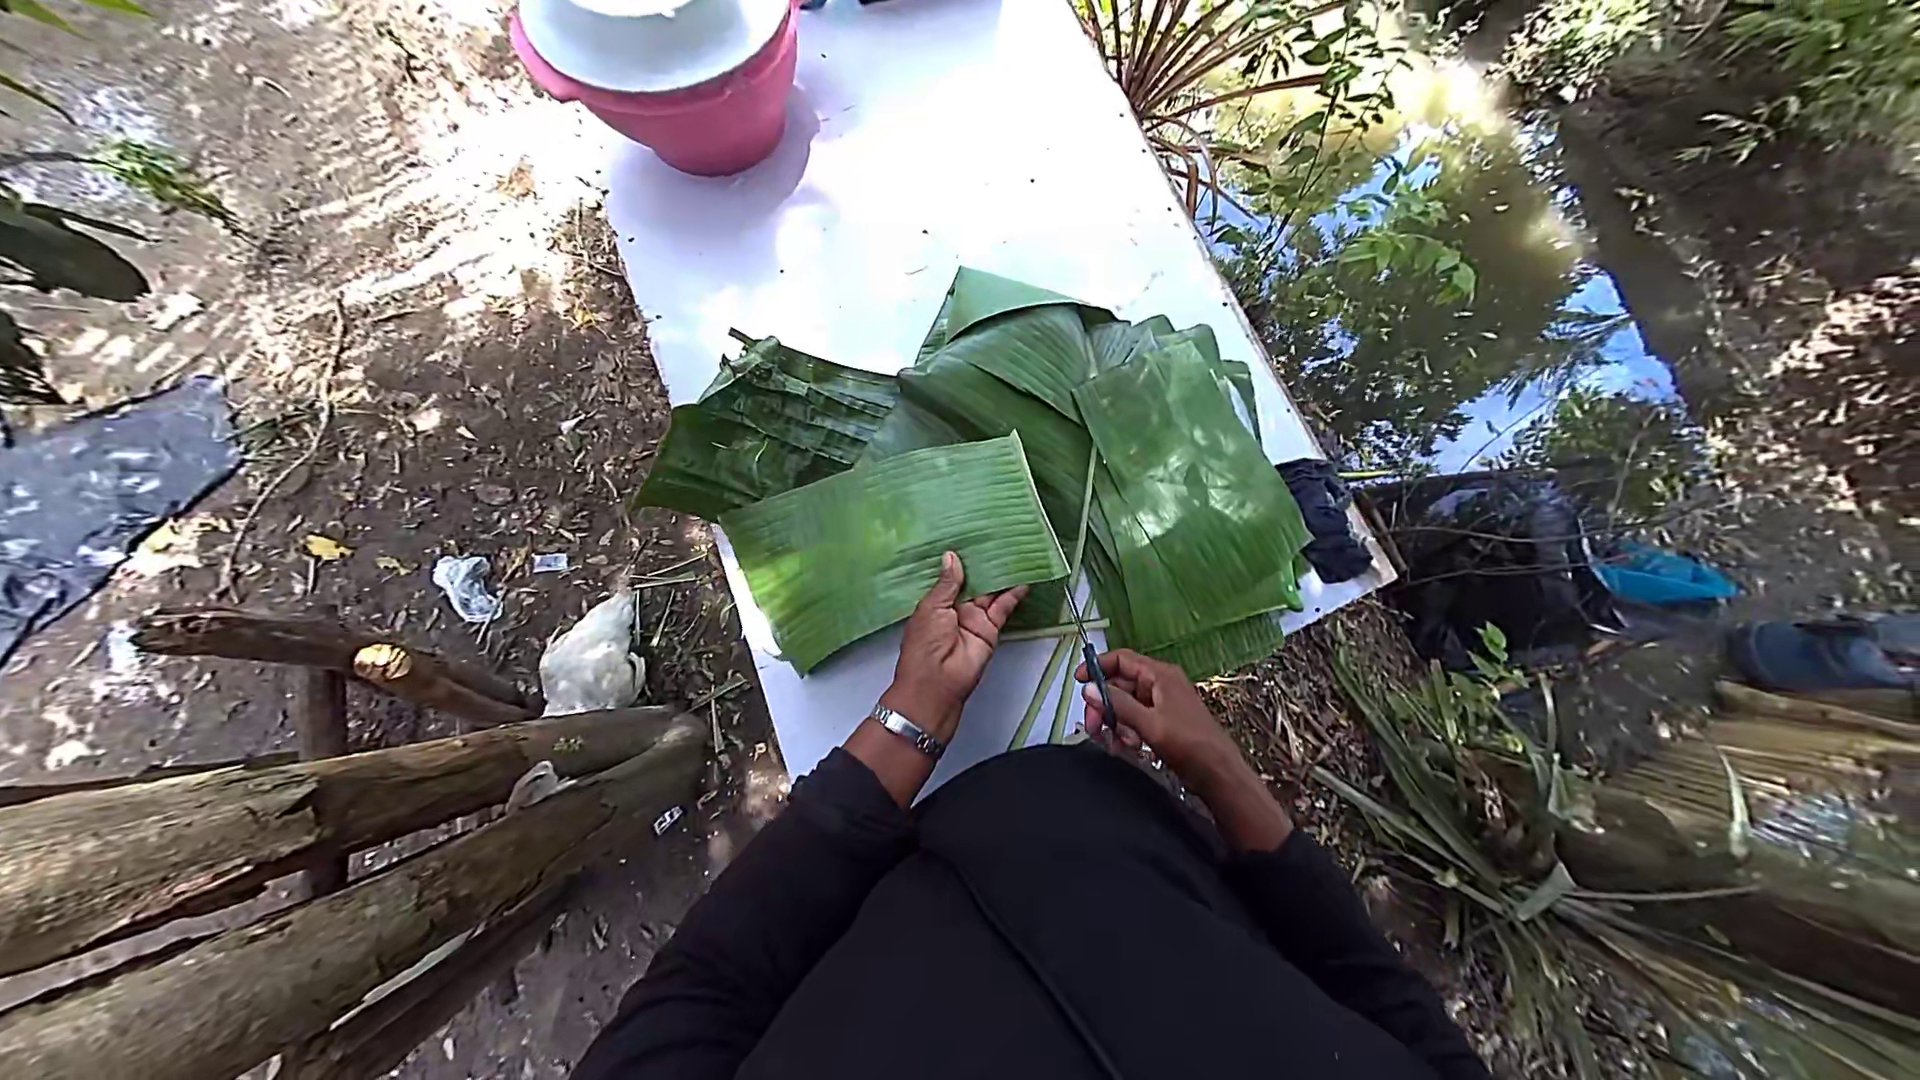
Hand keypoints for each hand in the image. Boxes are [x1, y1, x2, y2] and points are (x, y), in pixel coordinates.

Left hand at [881, 551, 1027, 741]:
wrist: (936, 683)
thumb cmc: (924, 645)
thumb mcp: (932, 607)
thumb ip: (947, 583)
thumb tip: (951, 557)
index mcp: (936, 602)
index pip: (951, 578)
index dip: (961, 562)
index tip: (970, 541)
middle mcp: (956, 609)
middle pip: (974, 583)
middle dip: (984, 566)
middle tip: (996, 542)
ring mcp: (974, 619)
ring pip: (991, 593)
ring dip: (1001, 578)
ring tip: (1014, 555)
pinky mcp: (990, 629)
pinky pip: (1003, 609)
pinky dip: (1013, 596)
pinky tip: (1022, 581)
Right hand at [1075, 649, 1240, 786]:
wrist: (1219, 774)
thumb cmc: (1189, 743)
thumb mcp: (1149, 723)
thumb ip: (1117, 704)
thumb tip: (1089, 689)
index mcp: (1159, 675)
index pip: (1121, 659)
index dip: (1097, 667)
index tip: (1079, 681)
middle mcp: (1159, 684)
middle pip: (1119, 684)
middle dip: (1104, 704)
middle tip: (1092, 725)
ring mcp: (1161, 703)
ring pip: (1124, 703)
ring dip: (1115, 721)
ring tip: (1116, 741)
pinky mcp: (1161, 721)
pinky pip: (1134, 718)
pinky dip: (1126, 730)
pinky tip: (1127, 746)